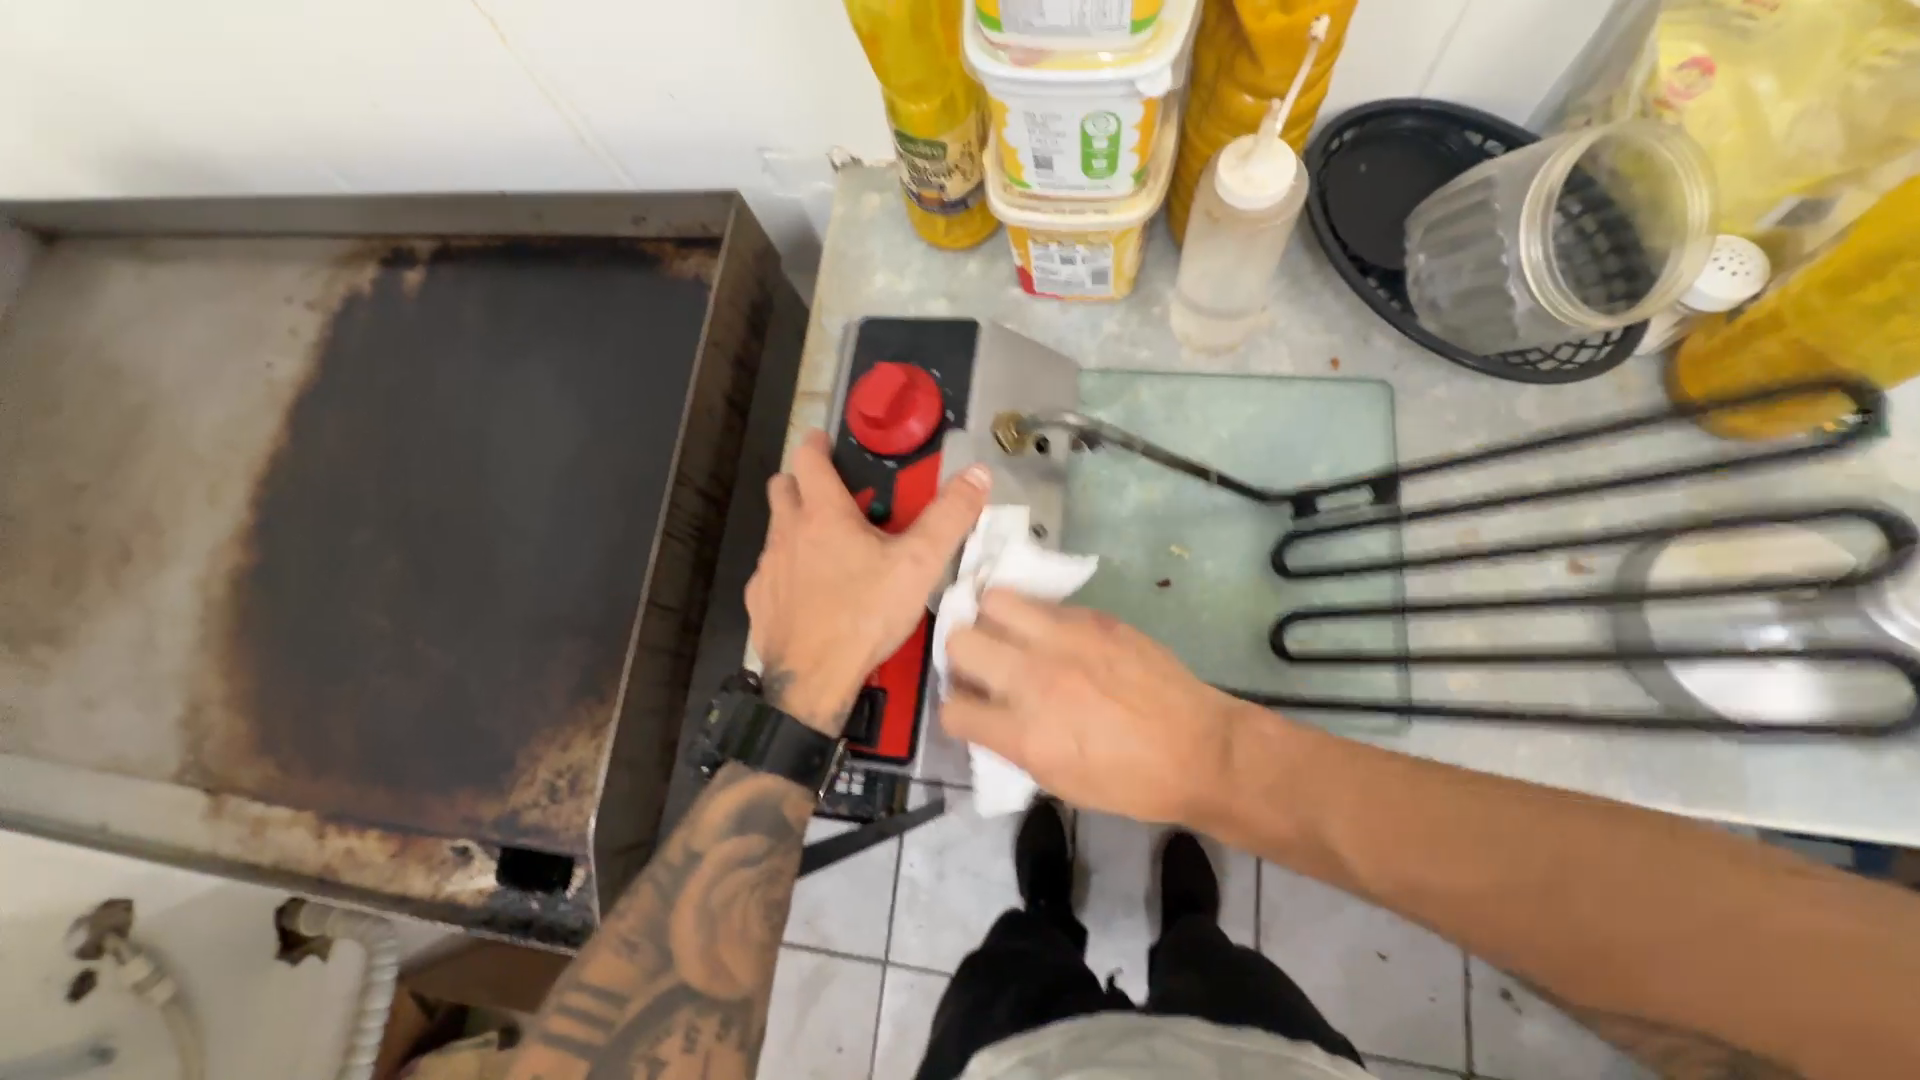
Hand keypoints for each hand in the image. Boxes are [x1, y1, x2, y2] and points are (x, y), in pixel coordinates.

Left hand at [746, 430, 991, 734]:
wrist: (814, 678)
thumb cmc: (865, 615)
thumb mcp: (919, 563)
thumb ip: (949, 516)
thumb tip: (977, 474)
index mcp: (823, 515)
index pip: (809, 460)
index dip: (816, 445)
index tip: (823, 441)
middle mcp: (787, 534)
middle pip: (782, 489)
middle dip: (801, 482)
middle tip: (829, 492)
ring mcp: (768, 569)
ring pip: (776, 532)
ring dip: (795, 528)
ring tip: (827, 546)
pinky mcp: (760, 602)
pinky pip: (771, 573)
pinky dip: (788, 571)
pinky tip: (810, 592)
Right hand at [942, 590, 1251, 824]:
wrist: (1198, 750)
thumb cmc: (1128, 782)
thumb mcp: (1057, 780)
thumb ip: (1011, 743)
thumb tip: (989, 715)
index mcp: (1022, 733)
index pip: (952, 709)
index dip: (958, 711)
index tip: (973, 710)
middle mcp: (1033, 678)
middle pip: (959, 641)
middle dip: (964, 656)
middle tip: (986, 666)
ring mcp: (1063, 640)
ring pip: (993, 600)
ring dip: (994, 620)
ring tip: (1014, 637)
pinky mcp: (1093, 617)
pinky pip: (1043, 603)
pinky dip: (1038, 618)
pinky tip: (1058, 637)